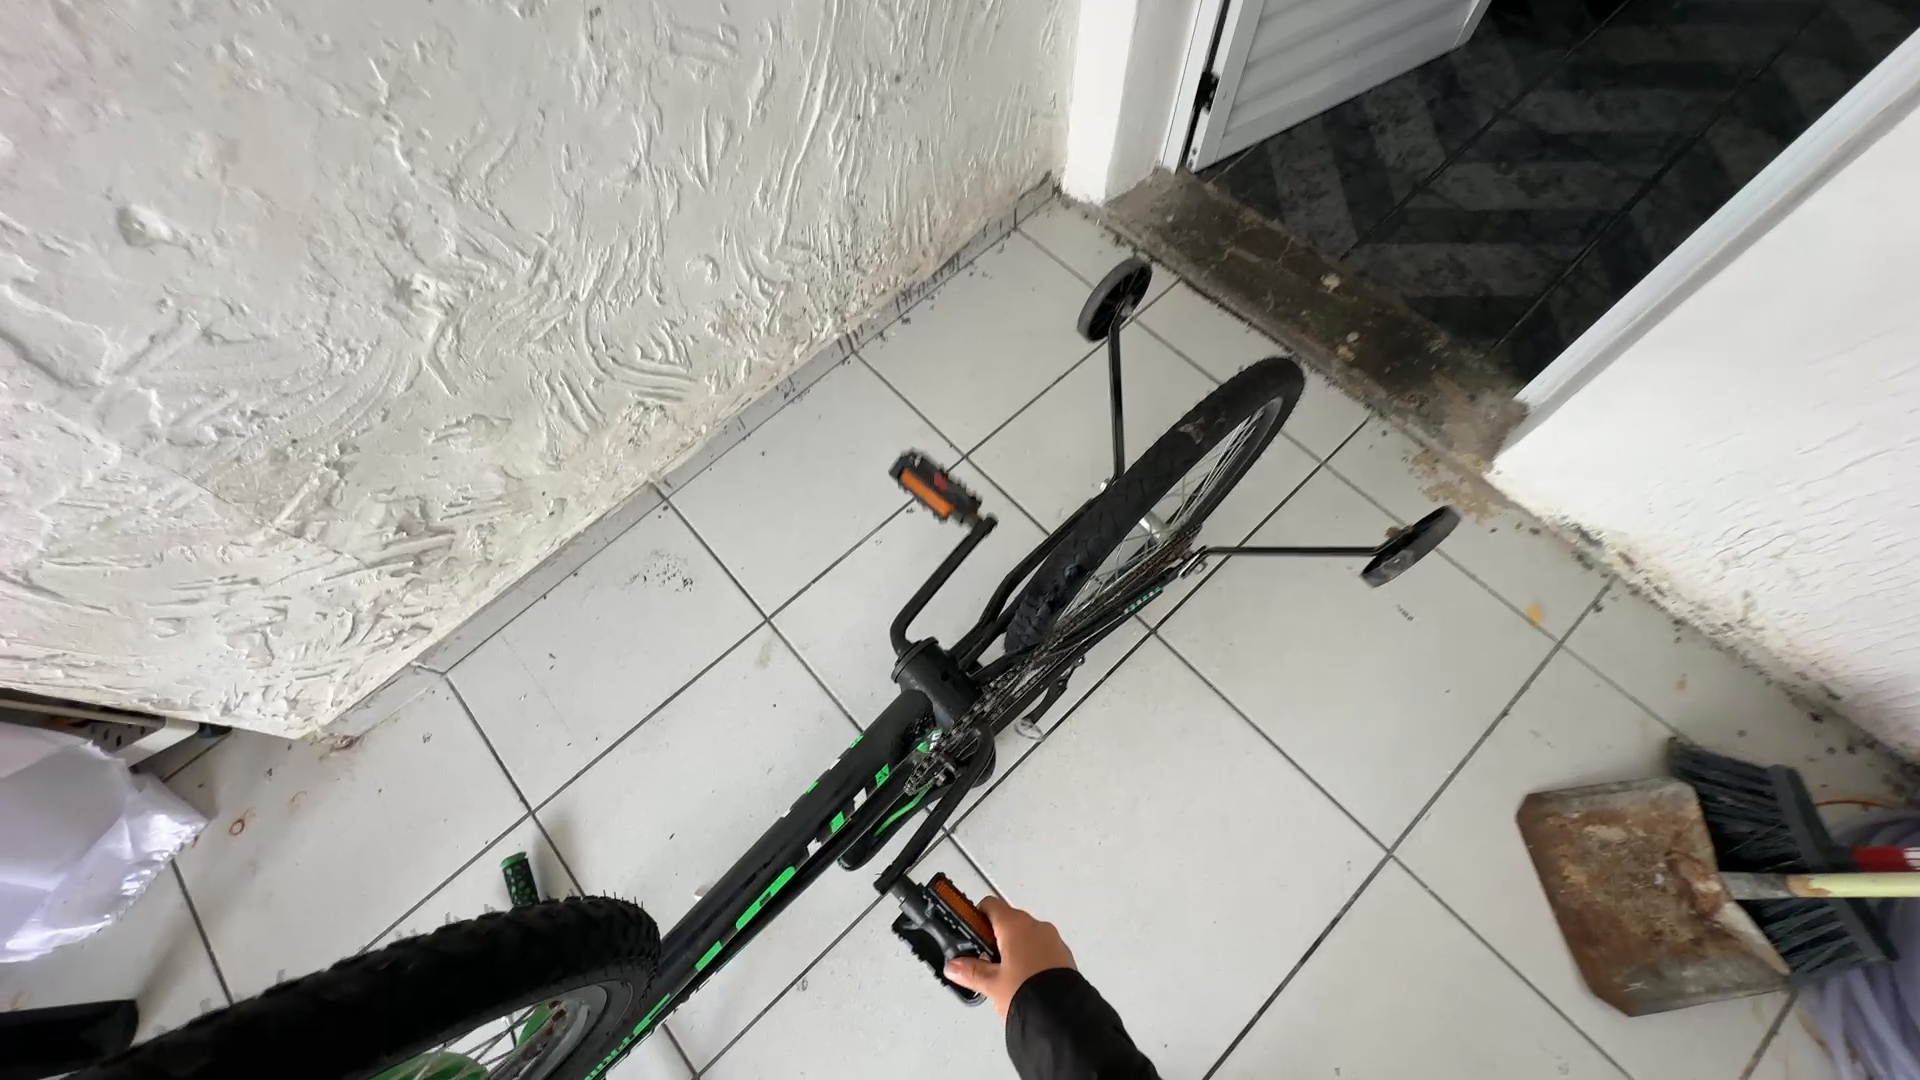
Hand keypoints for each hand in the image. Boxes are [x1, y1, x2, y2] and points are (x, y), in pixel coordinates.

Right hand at [943, 896, 1075, 1018]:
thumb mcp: (992, 984)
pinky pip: (1042, 948)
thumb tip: (953, 966)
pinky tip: (1026, 980)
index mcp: (1015, 924)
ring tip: (1006, 975)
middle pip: (1008, 920)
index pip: (990, 905)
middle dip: (995, 937)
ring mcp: (1052, 939)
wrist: (1063, 1017)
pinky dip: (1032, 957)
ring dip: (1015, 948)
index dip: (977, 916)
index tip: (970, 931)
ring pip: (1027, 935)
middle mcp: (1035, 925)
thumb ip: (970, 972)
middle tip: (985, 959)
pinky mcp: (1064, 955)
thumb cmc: (1026, 992)